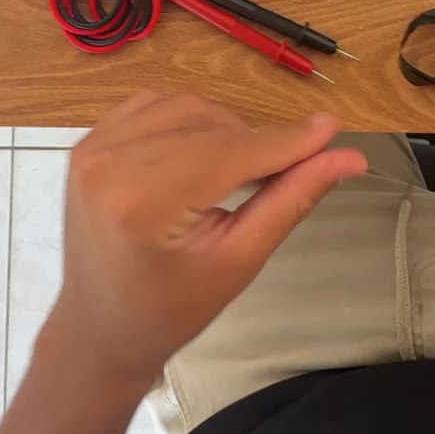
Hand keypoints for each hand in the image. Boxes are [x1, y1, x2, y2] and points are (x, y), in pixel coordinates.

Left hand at [44, 90, 365, 389]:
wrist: (99, 328)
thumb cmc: (171, 310)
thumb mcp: (239, 261)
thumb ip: (291, 199)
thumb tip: (346, 156)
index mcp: (144, 202)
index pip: (232, 151)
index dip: (287, 140)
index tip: (332, 128)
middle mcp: (110, 162)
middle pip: (210, 124)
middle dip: (255, 142)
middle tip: (280, 172)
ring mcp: (94, 147)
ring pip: (184, 107)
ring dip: (221, 128)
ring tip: (234, 171)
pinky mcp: (88, 141)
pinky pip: (153, 104)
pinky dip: (186, 119)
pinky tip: (197, 152)